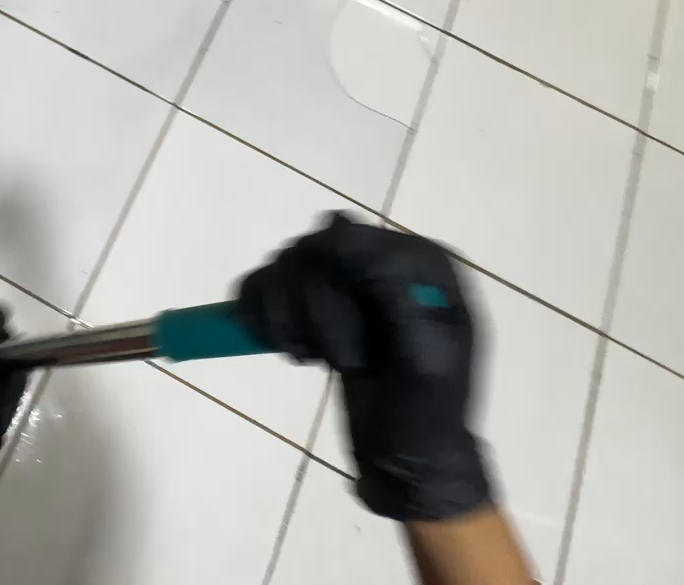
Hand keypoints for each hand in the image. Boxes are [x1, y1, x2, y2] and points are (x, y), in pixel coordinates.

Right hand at [236, 211, 489, 521]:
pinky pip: (261, 281)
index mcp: (418, 261)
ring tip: (310, 358)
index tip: (347, 350)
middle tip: (339, 363)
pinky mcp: (309, 296)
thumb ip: (390, 289)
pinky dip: (260, 314)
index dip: (333, 291)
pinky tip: (285, 346)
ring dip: (286, 319)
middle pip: (311, 251)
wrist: (403, 458)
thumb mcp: (423, 358)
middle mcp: (380, 256)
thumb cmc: (423, 416)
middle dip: (313, 314)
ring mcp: (343, 274)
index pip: (347, 239)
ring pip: (282, 264)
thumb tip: (340, 225)